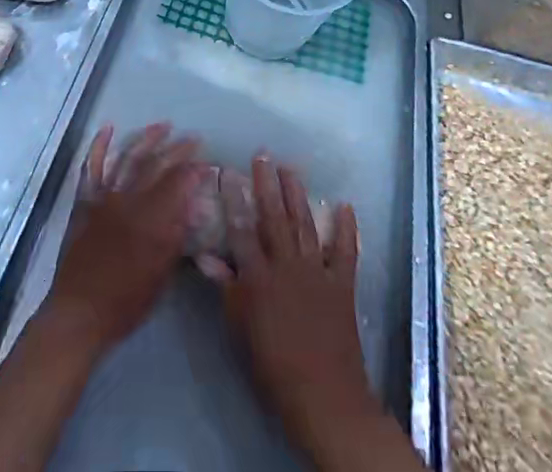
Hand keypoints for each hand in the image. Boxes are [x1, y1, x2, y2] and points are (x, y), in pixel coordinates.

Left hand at [45, 122, 204, 348]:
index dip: (196, 169)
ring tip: (162, 126)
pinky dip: (99, 146)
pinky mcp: (85, 201)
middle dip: (178, 149)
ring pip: (128, 158)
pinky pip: (91, 167)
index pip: (180, 181)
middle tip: (194, 139)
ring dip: (146, 139)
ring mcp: (104, 197)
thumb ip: (178, 234)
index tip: (207, 164)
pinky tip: (107, 129)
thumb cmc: (127, 301)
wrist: (80, 311)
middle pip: (157, 165)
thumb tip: (196, 205)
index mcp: (153, 219)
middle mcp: (129, 200)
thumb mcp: (163, 272)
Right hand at [201, 157, 421, 471]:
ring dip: (298, 196)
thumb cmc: (273, 365)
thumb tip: (204, 255)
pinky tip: (345, 206)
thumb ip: (225, 289)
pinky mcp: (343, 285)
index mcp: (259, 277)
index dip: (233, 199)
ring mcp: (319, 273)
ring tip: (291, 169)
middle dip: (267, 185)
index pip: (241, 229)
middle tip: (262, 155)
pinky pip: (346, 251)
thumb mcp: (240, 328)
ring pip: (306, 225)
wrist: (324, 395)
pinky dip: (347, 228)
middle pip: (275, 218)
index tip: (227, 171)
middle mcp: (288, 266)